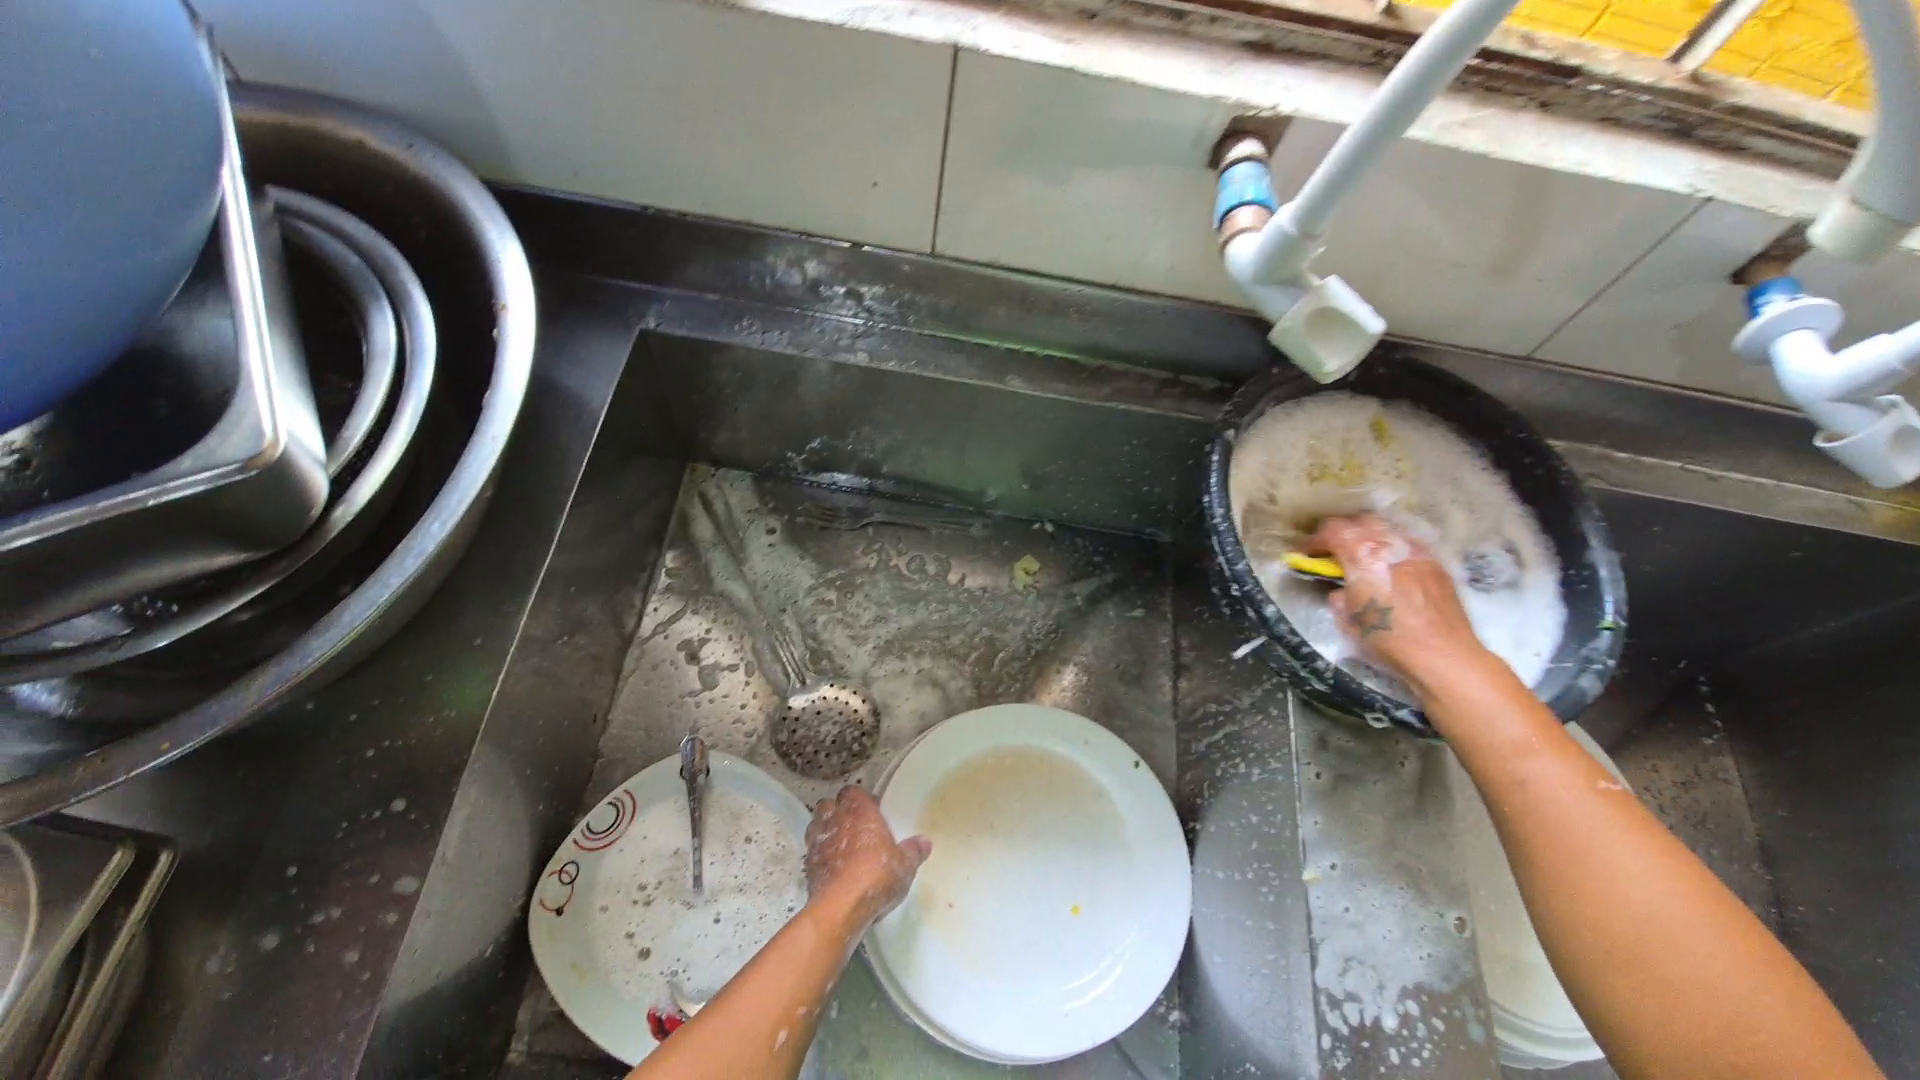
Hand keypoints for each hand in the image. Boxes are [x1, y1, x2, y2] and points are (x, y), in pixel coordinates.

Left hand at [805, 786, 930, 926]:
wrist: (841, 906)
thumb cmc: (876, 875)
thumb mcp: (905, 865)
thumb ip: (913, 851)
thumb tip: (924, 842)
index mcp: (859, 811)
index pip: (852, 791)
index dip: (860, 799)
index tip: (872, 811)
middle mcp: (835, 819)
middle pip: (830, 804)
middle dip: (838, 811)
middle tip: (855, 826)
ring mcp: (817, 841)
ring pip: (816, 825)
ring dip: (826, 830)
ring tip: (841, 845)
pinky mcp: (807, 864)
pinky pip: (812, 850)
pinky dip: (820, 854)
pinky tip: (832, 867)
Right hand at [1305, 514, 1489, 693]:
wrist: (1443, 654)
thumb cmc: (1390, 640)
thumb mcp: (1349, 622)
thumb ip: (1339, 599)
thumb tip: (1340, 591)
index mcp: (1363, 557)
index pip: (1333, 530)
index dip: (1315, 539)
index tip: (1307, 553)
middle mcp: (1390, 546)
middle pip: (1361, 521)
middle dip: (1343, 532)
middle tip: (1334, 550)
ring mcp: (1416, 551)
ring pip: (1387, 529)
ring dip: (1369, 538)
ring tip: (1364, 557)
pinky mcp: (1435, 562)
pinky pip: (1408, 544)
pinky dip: (1393, 549)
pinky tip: (1392, 567)